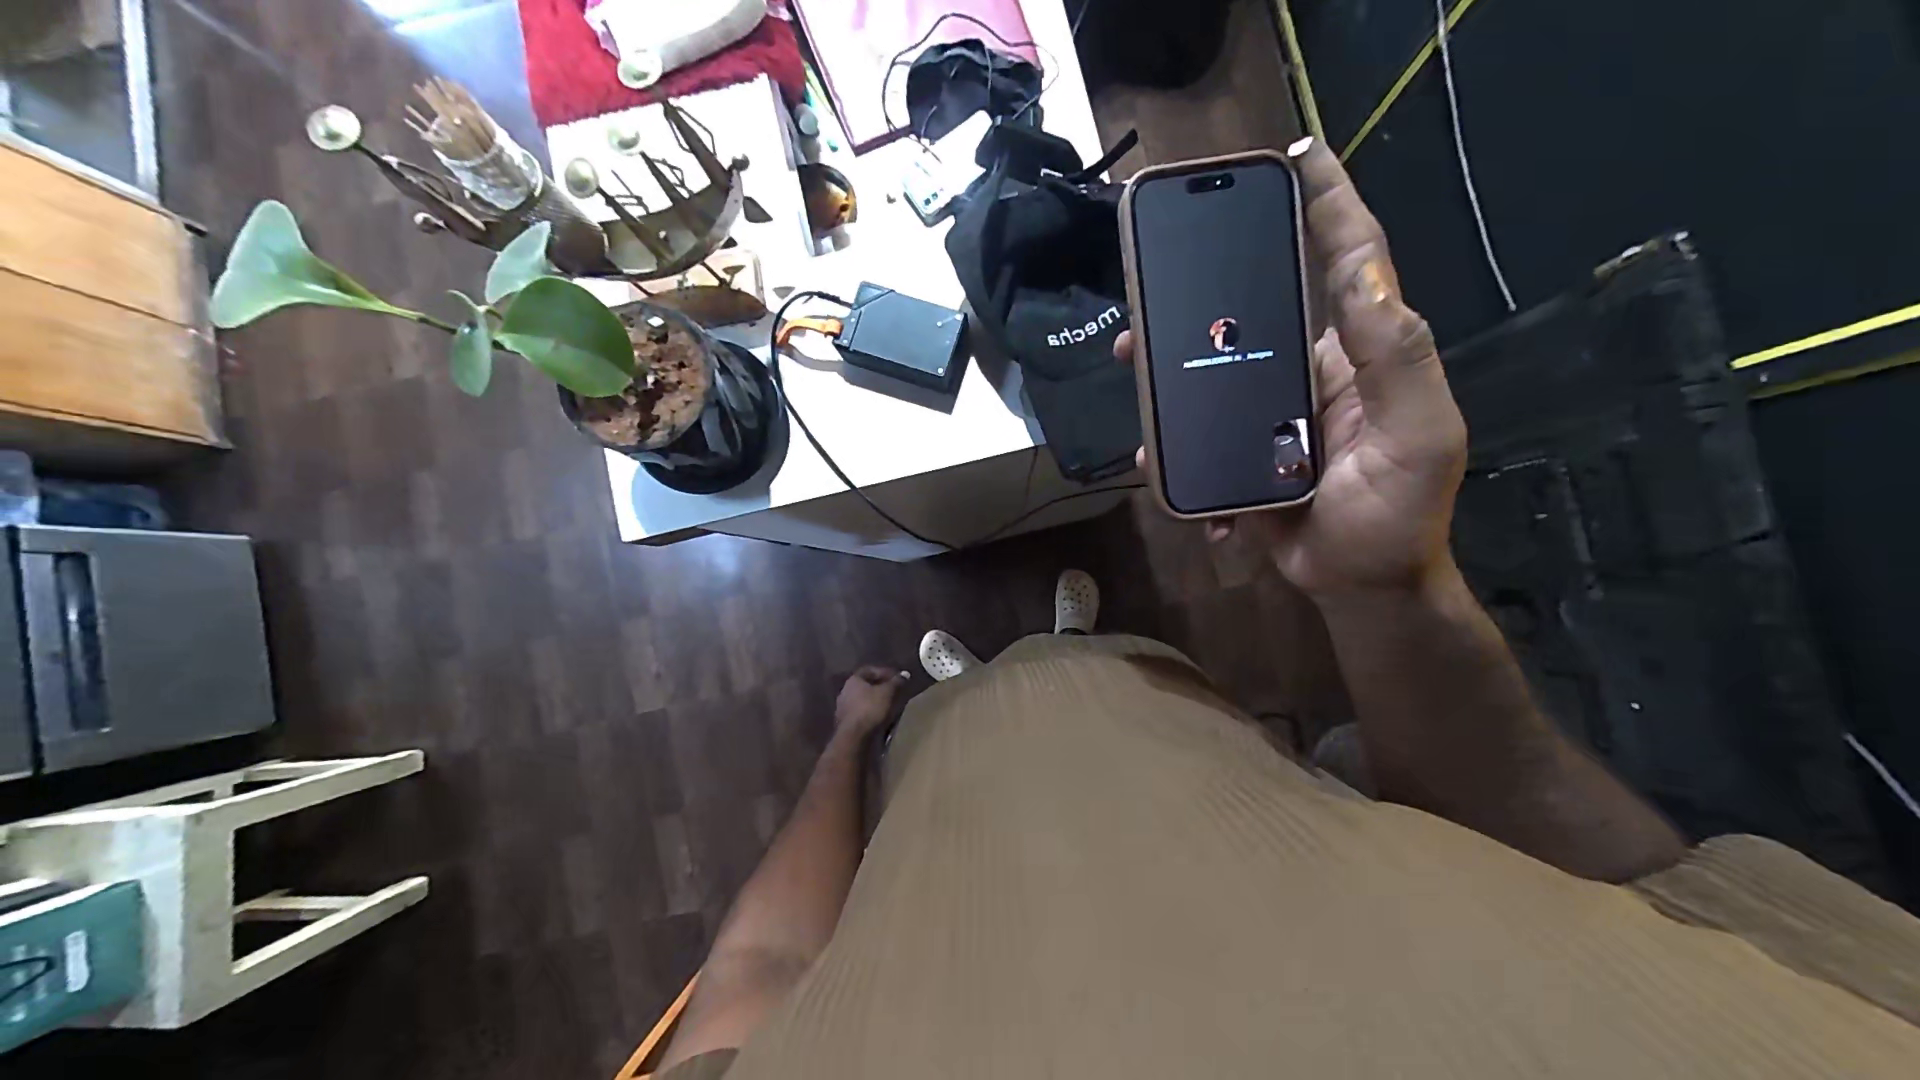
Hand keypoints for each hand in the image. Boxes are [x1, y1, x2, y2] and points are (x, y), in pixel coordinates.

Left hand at [833, 665, 909, 740]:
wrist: (854, 738)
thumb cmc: (870, 709)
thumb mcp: (887, 693)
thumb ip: (896, 682)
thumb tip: (905, 674)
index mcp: (853, 680)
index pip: (869, 670)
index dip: (884, 672)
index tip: (896, 677)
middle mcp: (845, 692)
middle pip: (865, 686)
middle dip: (880, 687)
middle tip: (894, 691)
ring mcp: (843, 709)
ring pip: (863, 700)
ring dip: (875, 701)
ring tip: (890, 705)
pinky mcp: (846, 724)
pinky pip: (861, 713)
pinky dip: (871, 713)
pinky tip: (881, 718)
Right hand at [1118, 136, 1467, 600]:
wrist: (1358, 583)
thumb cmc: (1399, 513)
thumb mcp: (1419, 435)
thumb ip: (1398, 360)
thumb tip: (1364, 277)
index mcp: (1359, 355)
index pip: (1348, 264)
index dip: (1329, 205)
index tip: (1298, 156)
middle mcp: (1310, 372)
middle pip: (1255, 314)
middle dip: (1205, 292)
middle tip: (1155, 285)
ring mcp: (1268, 413)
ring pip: (1211, 372)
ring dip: (1168, 366)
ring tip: (1130, 360)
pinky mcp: (1237, 453)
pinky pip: (1196, 432)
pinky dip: (1171, 439)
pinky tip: (1153, 450)